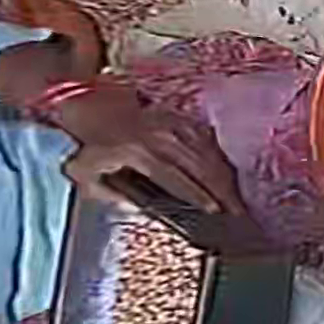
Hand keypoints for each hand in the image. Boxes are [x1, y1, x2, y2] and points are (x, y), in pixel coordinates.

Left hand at [57, 86, 246, 214]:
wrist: (98, 113)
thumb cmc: (93, 149)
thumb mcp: (83, 173)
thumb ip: (106, 194)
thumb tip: (138, 209)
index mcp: (136, 152)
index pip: (173, 177)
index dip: (196, 195)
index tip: (215, 210)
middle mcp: (162, 139)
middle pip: (203, 168)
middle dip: (223, 192)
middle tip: (238, 211)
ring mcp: (180, 129)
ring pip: (214, 159)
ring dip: (229, 181)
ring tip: (240, 200)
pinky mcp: (192, 124)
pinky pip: (215, 148)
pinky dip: (226, 166)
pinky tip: (233, 181)